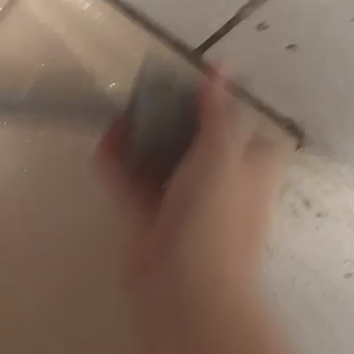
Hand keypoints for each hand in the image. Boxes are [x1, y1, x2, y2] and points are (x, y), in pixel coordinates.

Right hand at [97, 71, 284, 294]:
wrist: (187, 286)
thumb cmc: (215, 215)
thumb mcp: (220, 153)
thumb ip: (215, 112)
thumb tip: (222, 68)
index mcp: (251, 168)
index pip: (244, 130)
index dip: (221, 109)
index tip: (190, 89)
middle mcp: (221, 183)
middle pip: (195, 142)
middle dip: (166, 120)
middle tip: (140, 97)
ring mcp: (185, 203)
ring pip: (161, 162)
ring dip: (138, 140)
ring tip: (114, 117)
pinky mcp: (152, 219)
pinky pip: (135, 184)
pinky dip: (120, 165)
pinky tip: (102, 145)